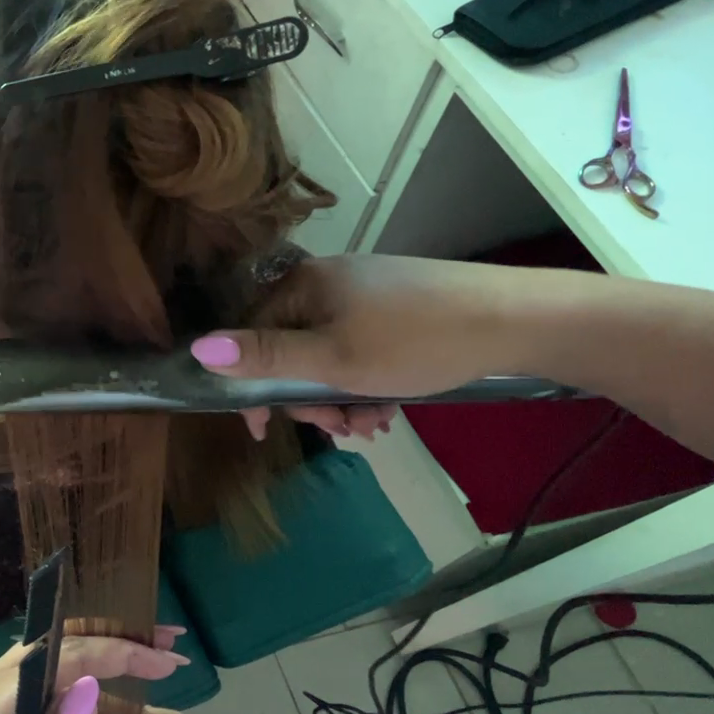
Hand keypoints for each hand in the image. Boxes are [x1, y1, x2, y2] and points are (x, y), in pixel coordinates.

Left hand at [0, 629, 187, 713]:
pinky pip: (25, 707)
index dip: (121, 650)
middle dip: (113, 649)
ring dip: (96, 687)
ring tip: (157, 710)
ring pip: (43, 681)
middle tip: (168, 652)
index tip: (169, 658)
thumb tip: (90, 683)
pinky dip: (65, 712)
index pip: (65, 653)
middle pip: (55, 652)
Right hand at [199, 255, 534, 403]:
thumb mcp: (332, 360)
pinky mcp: (394, 305)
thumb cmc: (414, 340)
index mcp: (302, 285)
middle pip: (290, 349)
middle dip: (309, 398)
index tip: (263, 430)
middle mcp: (325, 282)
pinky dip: (365, 381)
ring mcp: (362, 292)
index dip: (251, 387)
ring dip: (340, 397)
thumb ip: (263, 357)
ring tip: (372, 425)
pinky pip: (357, 348)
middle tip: (340, 429)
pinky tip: (388, 407)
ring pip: (326, 355)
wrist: (517, 319)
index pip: (250, 337)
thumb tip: (196, 349)